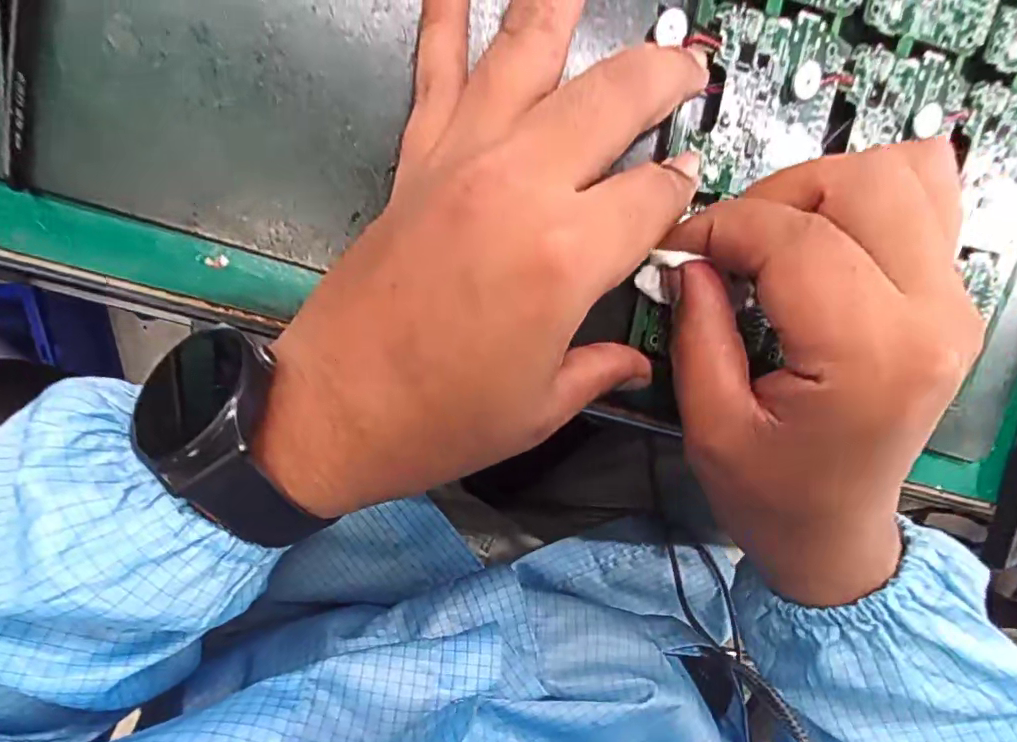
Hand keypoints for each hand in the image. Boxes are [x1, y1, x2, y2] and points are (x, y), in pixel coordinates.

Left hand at [252, 0, 707, 517]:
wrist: (333, 414)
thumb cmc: (432, 425)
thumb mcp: (534, 413)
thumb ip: (594, 372)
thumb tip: (630, 362)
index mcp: (565, 259)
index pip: (654, 197)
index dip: (679, 199)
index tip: (677, 205)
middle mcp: (518, 189)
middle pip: (615, 93)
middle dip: (665, 76)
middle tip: (683, 74)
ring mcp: (459, 166)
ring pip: (528, 50)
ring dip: (567, 8)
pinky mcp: (412, 169)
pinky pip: (433, 75)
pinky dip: (445, 21)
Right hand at [665, 140, 984, 606]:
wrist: (834, 534)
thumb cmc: (767, 496)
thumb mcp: (710, 427)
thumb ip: (699, 336)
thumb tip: (689, 261)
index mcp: (869, 355)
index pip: (800, 240)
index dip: (726, 225)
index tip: (675, 246)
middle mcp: (933, 314)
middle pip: (866, 181)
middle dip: (775, 196)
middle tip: (722, 244)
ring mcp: (955, 302)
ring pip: (910, 172)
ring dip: (822, 189)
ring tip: (768, 239)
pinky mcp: (951, 301)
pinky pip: (928, 204)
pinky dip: (865, 200)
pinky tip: (817, 240)